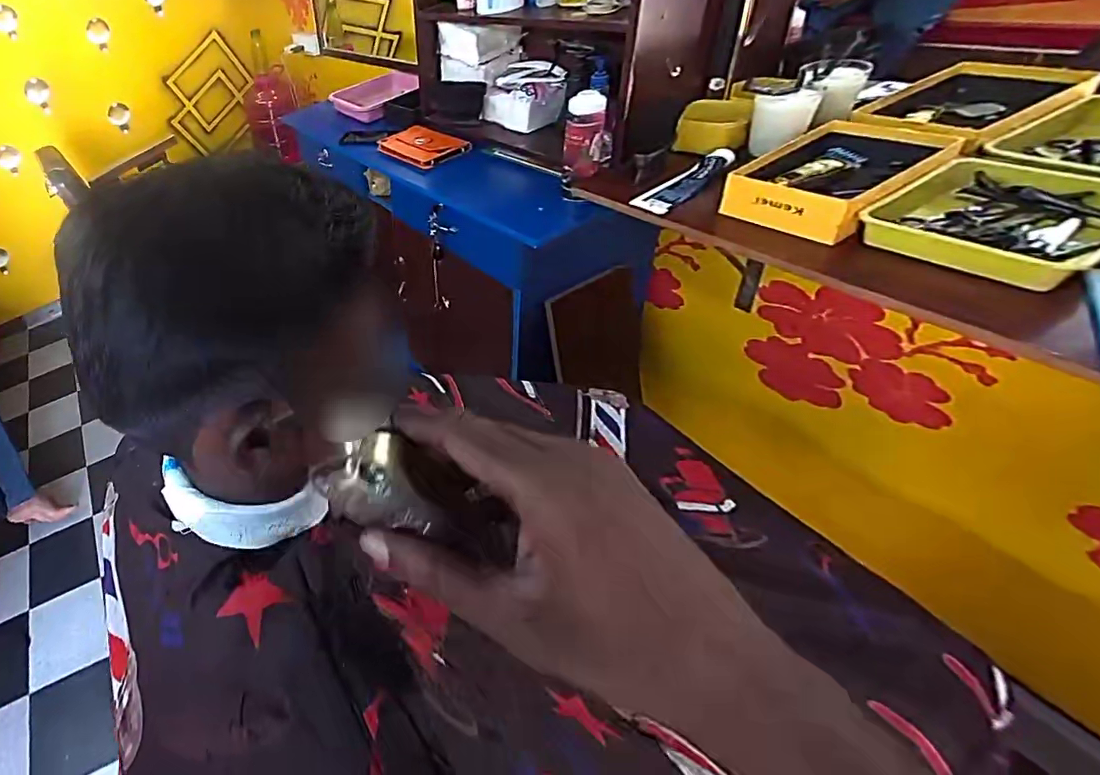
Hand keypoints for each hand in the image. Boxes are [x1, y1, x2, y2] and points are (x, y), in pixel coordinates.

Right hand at [359, 407, 918, 774]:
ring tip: (439, 489)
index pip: (457, 429)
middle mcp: (568, 455)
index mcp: (541, 483)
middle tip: (396, 468)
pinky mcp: (614, 476)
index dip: (410, 424)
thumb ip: (434, 571)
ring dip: (470, 452)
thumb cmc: (612, 648)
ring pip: (512, 437)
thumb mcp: (511, 617)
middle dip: (434, 439)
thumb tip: (366, 541)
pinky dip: (505, 464)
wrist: (733, 675)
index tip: (372, 433)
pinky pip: (542, 452)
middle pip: (481, 427)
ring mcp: (598, 462)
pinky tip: (497, 506)